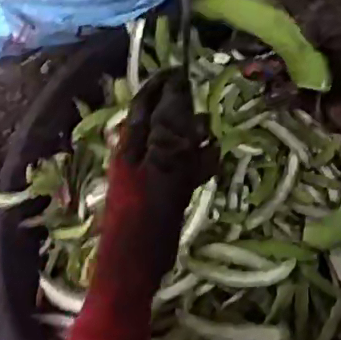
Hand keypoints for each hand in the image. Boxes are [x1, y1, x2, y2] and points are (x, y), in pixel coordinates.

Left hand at [67, 68, 212, 339]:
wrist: (133, 270)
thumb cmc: (145, 219)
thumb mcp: (163, 169)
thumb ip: (172, 129)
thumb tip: (178, 87)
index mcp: (133, 142)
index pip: (147, 101)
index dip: (164, 83)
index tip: (185, 69)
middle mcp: (139, 151)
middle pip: (166, 118)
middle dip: (187, 116)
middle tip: (203, 121)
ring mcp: (150, 170)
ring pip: (180, 141)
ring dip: (197, 142)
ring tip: (206, 153)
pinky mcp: (162, 189)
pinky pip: (185, 165)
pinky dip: (198, 165)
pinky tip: (207, 173)